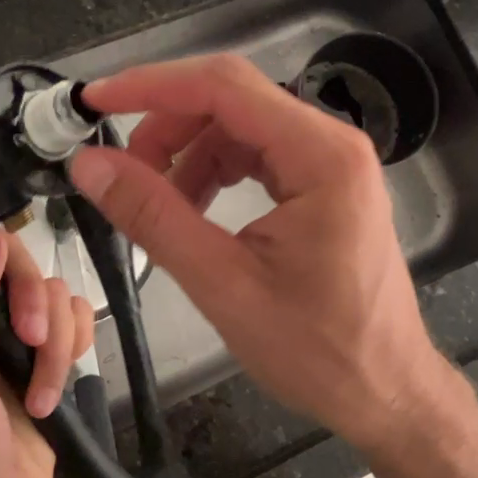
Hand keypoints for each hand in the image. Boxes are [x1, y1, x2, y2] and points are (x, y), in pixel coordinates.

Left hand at [0, 139, 95, 477]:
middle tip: (25, 335)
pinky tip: (52, 389)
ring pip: (43, 285)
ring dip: (51, 334)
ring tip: (39, 383)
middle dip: (23, 288)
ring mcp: (4, 332)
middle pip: (0, 253)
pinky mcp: (42, 353)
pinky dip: (68, 350)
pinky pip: (68, 318)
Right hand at [68, 55, 449, 460]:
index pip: (224, 86)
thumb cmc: (318, 350)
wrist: (386, 392)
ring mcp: (331, 163)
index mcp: (321, 155)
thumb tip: (90, 164)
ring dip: (188, 154)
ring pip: (239, 127)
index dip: (152, 85)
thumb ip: (154, 216)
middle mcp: (331, 143)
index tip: (95, 103)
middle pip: (231, 100)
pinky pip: (257, 156)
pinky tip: (191, 210)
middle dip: (167, 126)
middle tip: (120, 172)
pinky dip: (214, 173)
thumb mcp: (223, 284)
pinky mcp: (324, 185)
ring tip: (156, 204)